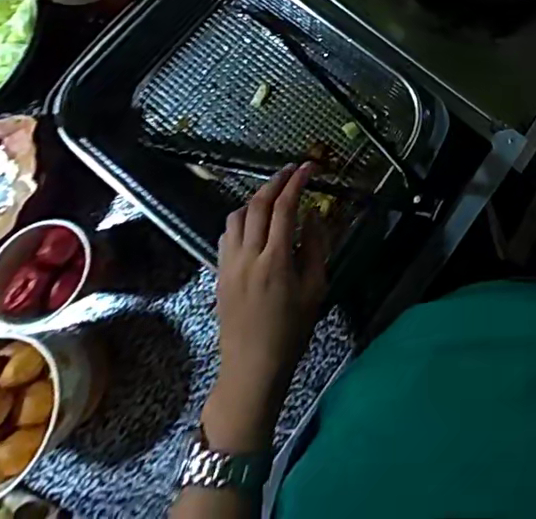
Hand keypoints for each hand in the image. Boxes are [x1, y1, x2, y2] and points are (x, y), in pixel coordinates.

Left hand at [206, 163, 328, 451]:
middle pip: (259, 203)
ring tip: (274, 195)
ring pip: (238, 214)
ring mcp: (229, 261)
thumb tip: (313, 214)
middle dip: (276, 181)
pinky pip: (228, 232)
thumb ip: (316, 248)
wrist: (252, 366)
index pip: (285, 207)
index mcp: (276, 260)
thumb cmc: (291, 331)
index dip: (297, 182)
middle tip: (292, 171)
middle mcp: (248, 255)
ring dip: (256, 198)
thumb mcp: (315, 290)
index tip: (309, 168)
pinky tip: (254, 223)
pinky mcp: (219, 269)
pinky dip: (242, 218)